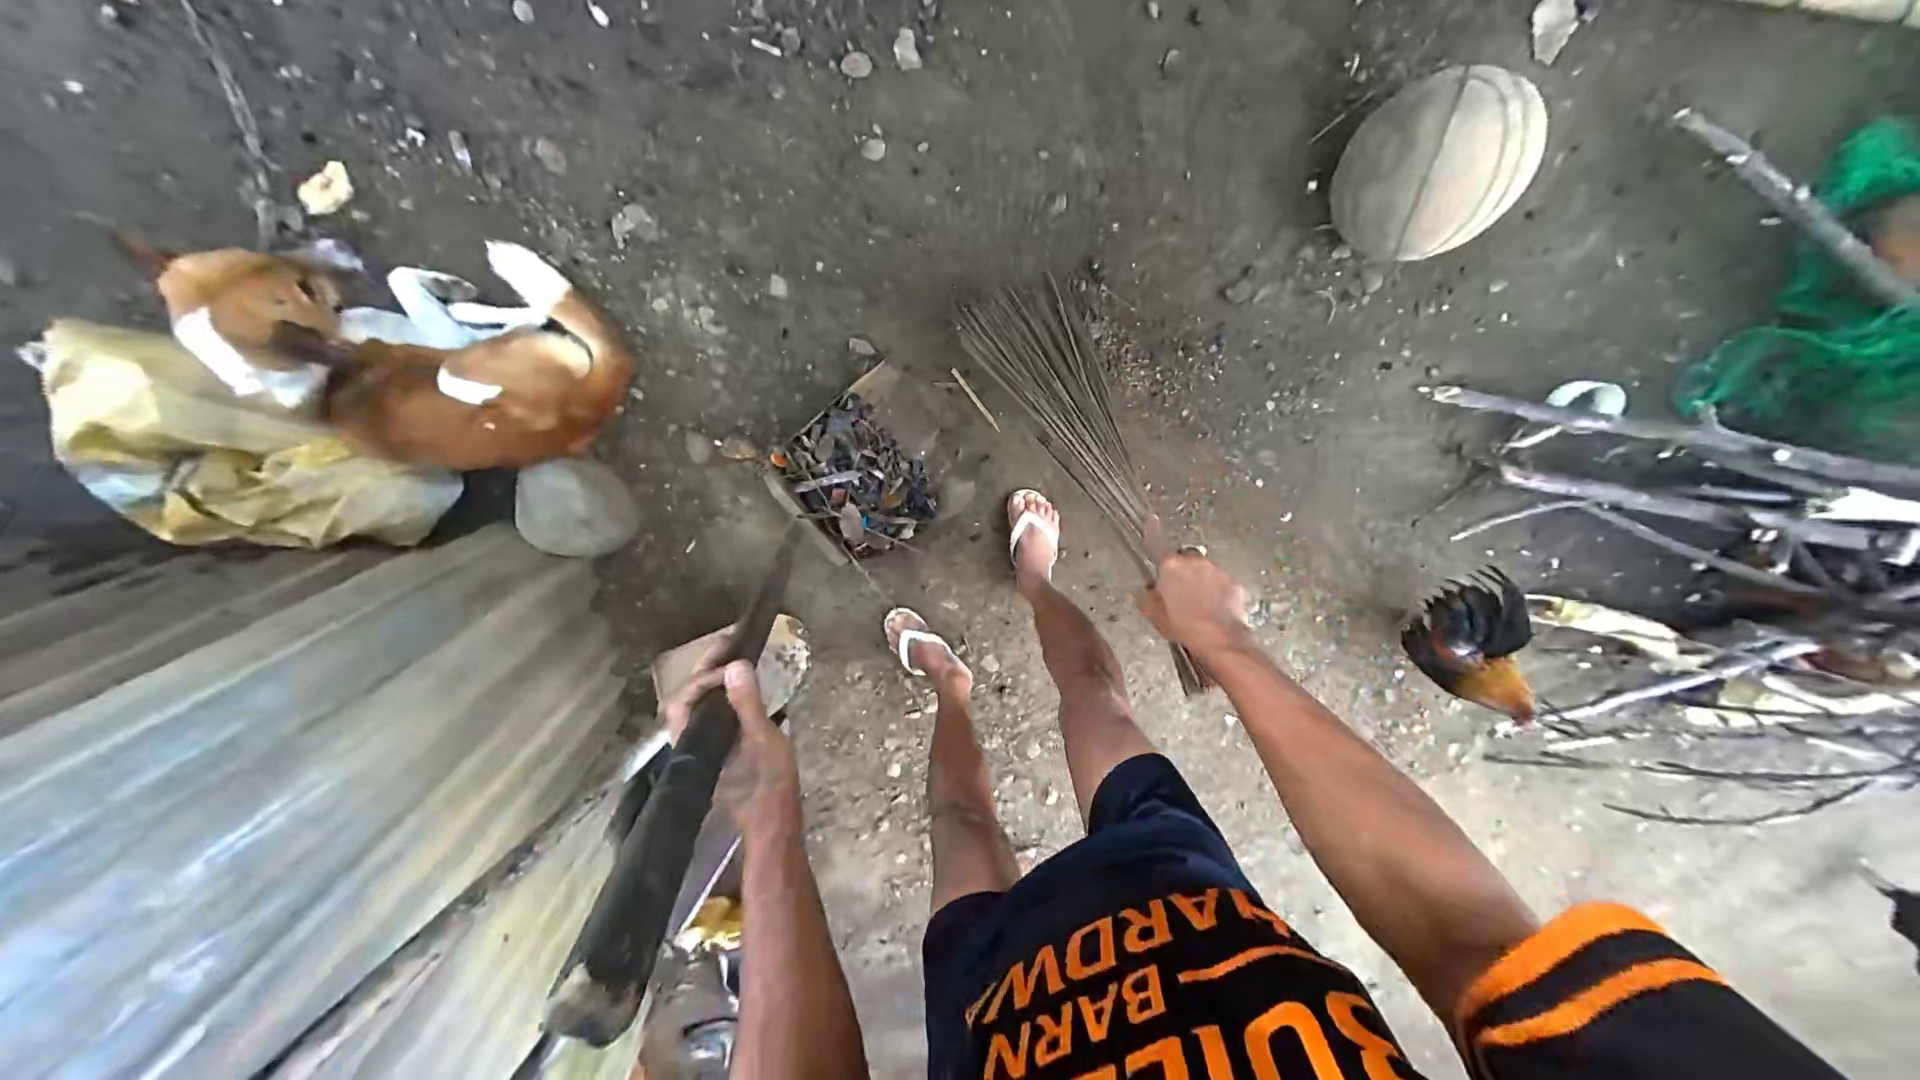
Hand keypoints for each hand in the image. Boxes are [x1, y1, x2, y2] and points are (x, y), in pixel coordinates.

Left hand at [660, 644, 801, 833]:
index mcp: (696, 741)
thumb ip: (747, 704)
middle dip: (707, 669)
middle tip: (730, 641)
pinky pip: (716, 713)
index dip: (705, 677)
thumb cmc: (768, 784)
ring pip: (700, 706)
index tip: (733, 664)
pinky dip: (726, 694)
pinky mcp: (721, 749)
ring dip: (715, 679)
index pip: (684, 699)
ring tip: (735, 656)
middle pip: (689, 698)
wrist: (774, 822)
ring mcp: (706, 747)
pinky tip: (744, 686)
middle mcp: (693, 742)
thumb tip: (736, 666)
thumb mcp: (763, 740)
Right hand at [1135, 552, 1253, 657]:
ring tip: (1199, 604)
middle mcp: (1195, 562)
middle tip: (1181, 595)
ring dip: (1202, 582)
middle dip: (1184, 575)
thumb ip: (1146, 596)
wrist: (1218, 640)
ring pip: (1205, 572)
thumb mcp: (1152, 614)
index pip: (1163, 558)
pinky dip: (1218, 592)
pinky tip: (1214, 609)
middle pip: (1186, 563)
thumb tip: (1148, 591)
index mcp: (1171, 566)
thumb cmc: (1183, 626)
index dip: (1163, 573)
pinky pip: (1222, 584)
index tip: (1164, 584)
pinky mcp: (1234, 583)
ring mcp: (1217, 571)